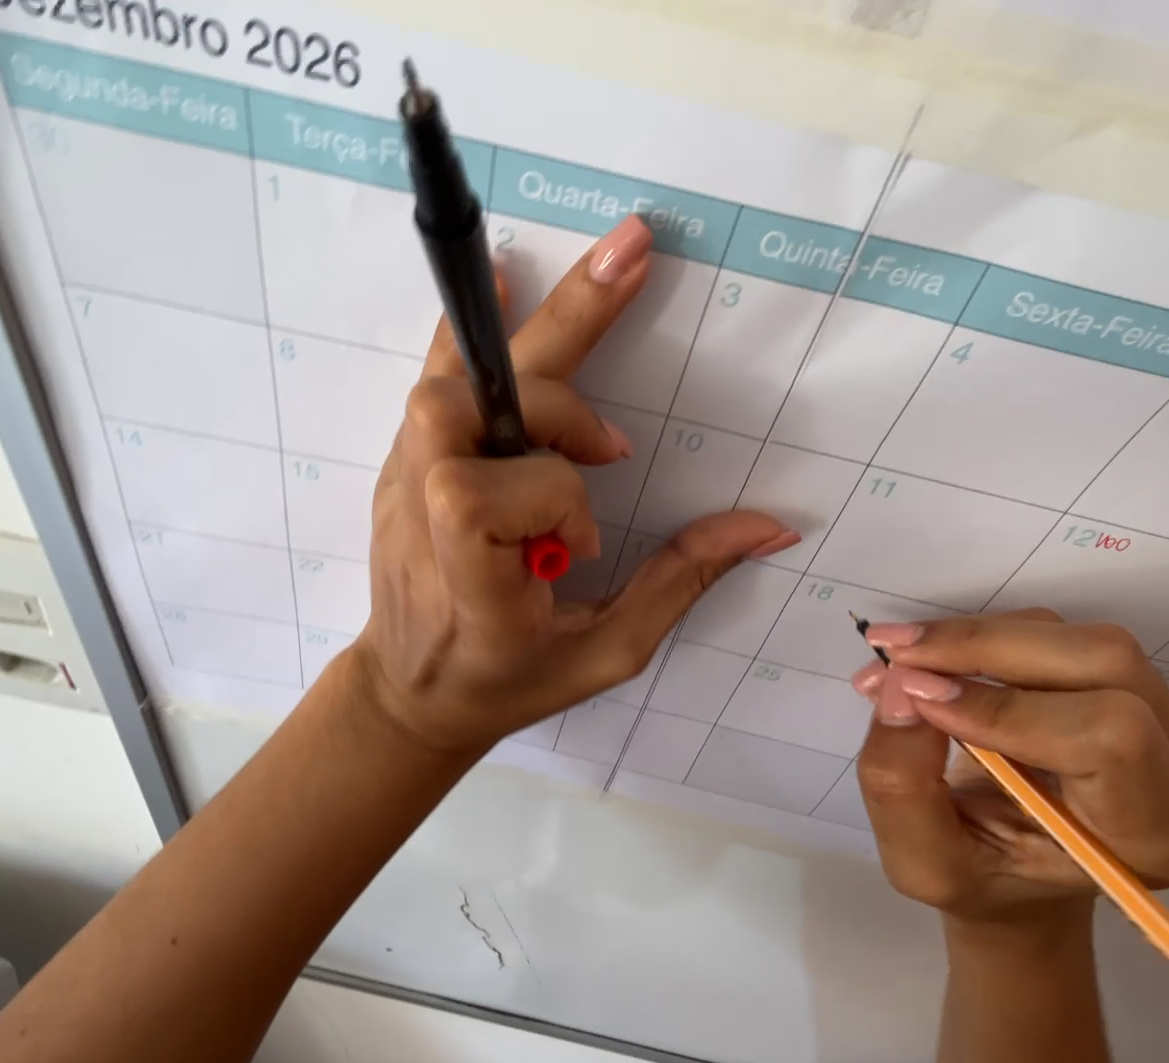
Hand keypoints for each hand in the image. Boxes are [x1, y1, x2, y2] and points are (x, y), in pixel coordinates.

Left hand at [350, 216, 795, 754]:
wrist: (412, 690)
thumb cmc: (508, 681)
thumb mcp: (603, 654)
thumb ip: (679, 585)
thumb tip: (769, 526)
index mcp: (469, 588)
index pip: (484, 500)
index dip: (552, 494)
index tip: (584, 537)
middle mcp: (421, 526)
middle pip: (465, 411)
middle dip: (558, 359)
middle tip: (633, 267)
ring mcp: (399, 489)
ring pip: (443, 386)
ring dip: (526, 355)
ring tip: (588, 321)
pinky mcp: (399, 468)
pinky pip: (429, 383)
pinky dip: (470, 333)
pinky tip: (505, 282)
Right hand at [853, 610, 1168, 924]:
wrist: (1011, 869)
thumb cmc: (978, 881)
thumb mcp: (921, 861)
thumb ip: (900, 784)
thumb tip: (898, 688)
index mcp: (1149, 837)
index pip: (1109, 736)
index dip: (1005, 707)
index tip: (913, 696)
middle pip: (1099, 661)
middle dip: (980, 646)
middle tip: (891, 654)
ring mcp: (1166, 720)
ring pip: (1070, 636)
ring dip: (971, 639)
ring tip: (899, 664)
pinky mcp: (1126, 683)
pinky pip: (1051, 631)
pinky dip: (977, 636)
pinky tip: (930, 664)